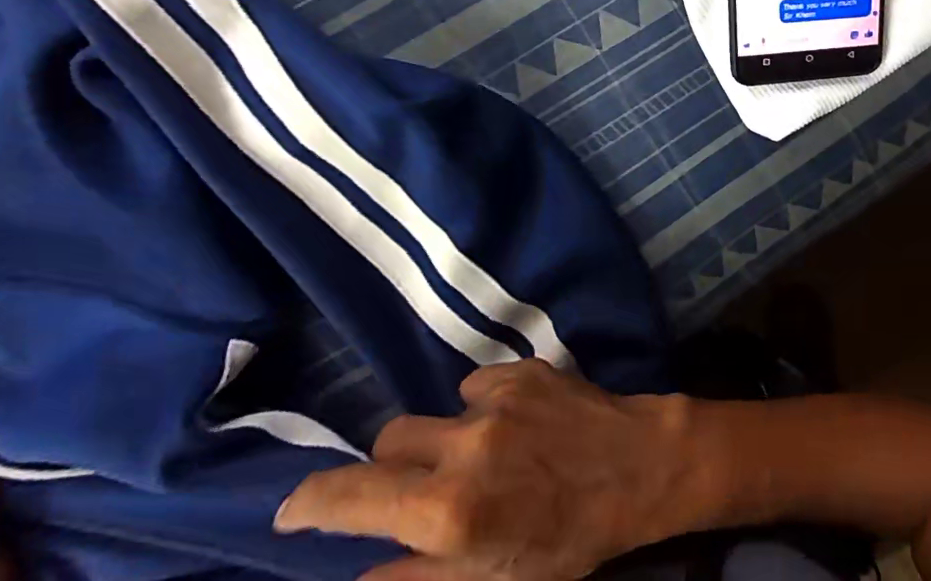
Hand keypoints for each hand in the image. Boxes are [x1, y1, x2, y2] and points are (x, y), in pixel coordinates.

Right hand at [276, 360, 698, 580]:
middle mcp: (463, 449)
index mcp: (449, 512)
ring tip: (485, 455)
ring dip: (442, 436)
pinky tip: (517, 425)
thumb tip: (358, 572)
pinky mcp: (523, 370)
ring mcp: (496, 401)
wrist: (638, 466)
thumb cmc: (569, 537)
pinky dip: (484, 406)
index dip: (311, 502)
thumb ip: (415, 576)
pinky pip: (478, 387)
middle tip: (427, 485)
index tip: (292, 508)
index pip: (351, 498)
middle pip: (388, 442)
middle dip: (394, 467)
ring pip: (433, 412)